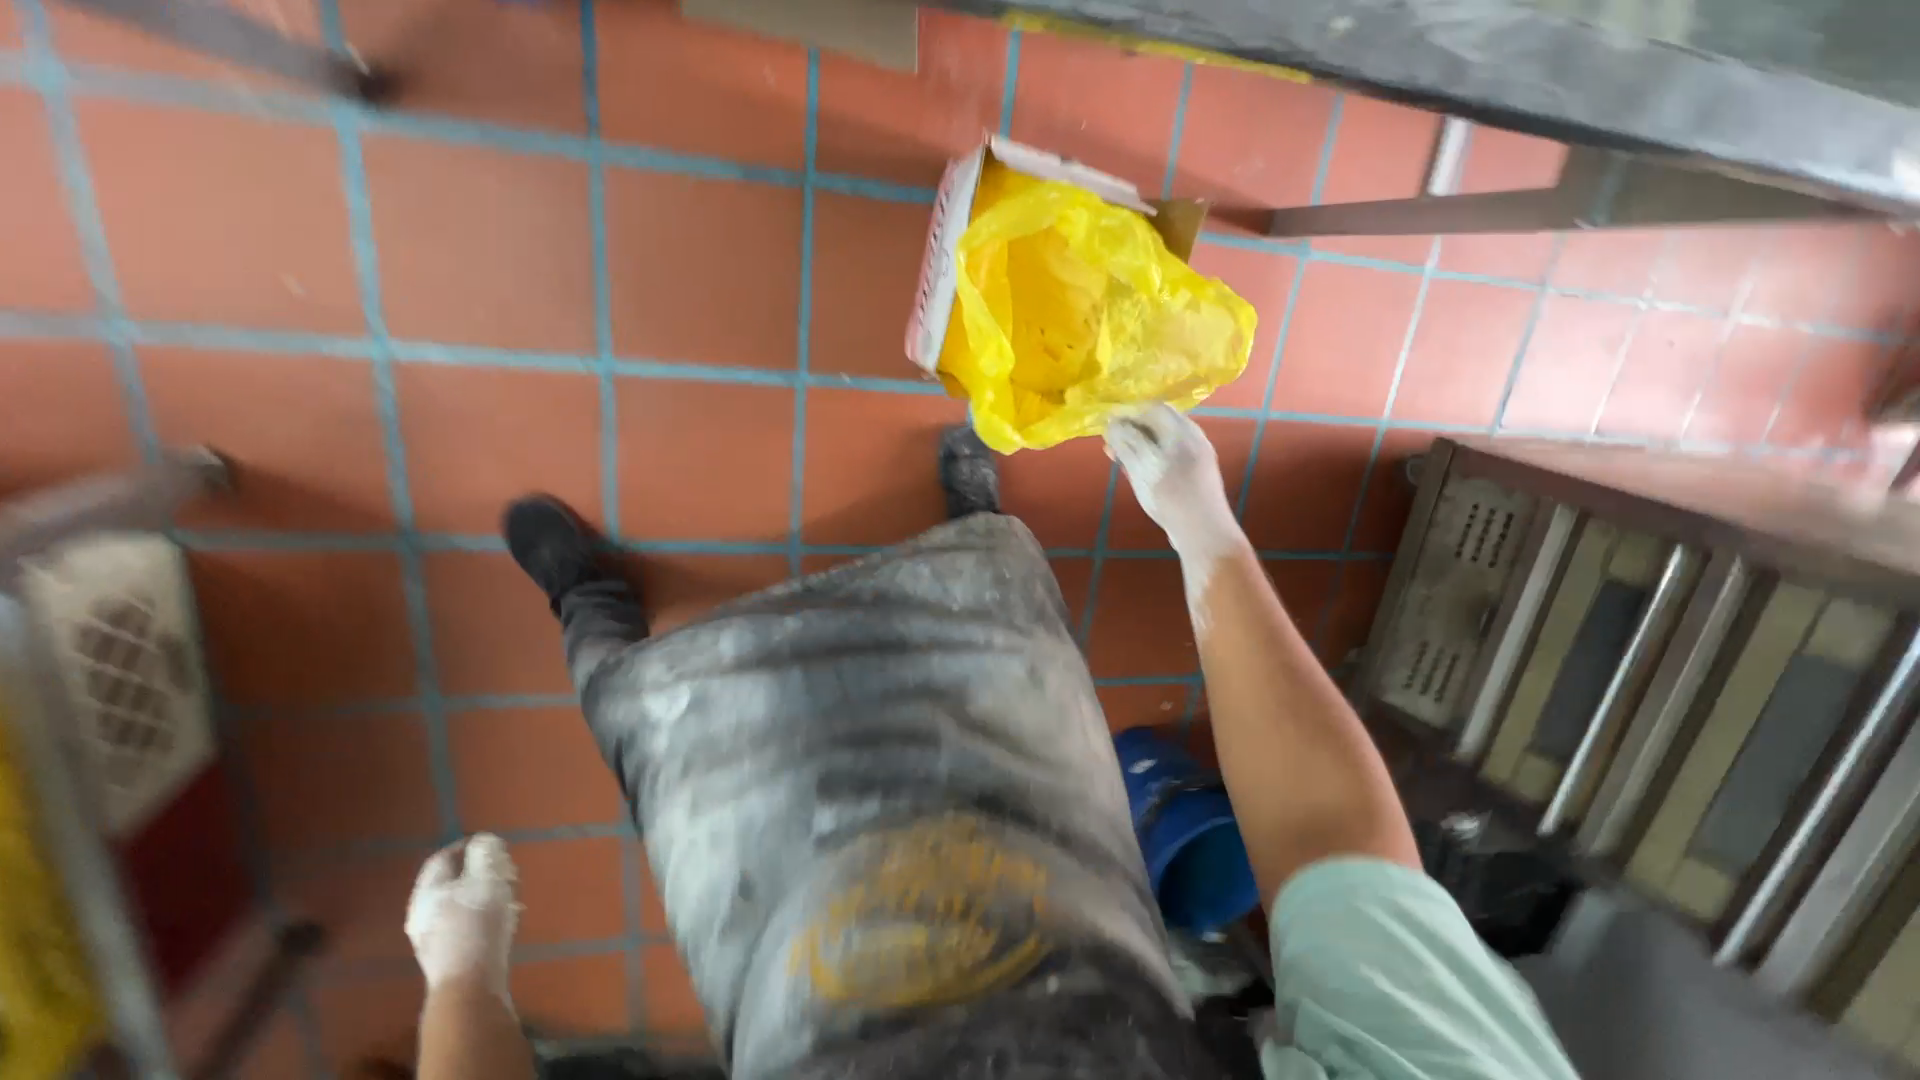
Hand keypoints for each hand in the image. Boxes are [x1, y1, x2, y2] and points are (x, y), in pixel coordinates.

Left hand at [406, 833, 520, 998]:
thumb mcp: (486, 879)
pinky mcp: (448, 955)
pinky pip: (466, 923)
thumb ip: (486, 853)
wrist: (469, 986)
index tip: (495, 846)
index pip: (443, 858)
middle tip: (508, 872)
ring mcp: (433, 938)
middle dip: (483, 871)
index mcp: (428, 893)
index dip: (469, 846)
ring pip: (462, 903)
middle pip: (453, 881)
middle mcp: (423, 914)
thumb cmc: (477, 925)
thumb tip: (484, 840)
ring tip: (512, 897)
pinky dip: (485, 914)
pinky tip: (505, 921)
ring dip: (487, 893)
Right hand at [1104, 404, 1242, 564]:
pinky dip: (1149, 457)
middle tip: (1110, 442)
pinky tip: (1136, 471)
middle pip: (1158, 423)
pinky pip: (1168, 456)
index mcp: (1182, 431)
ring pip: (1162, 441)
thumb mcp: (1143, 467)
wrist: (1204, 532)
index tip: (1107, 423)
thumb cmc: (1171, 496)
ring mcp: (1196, 456)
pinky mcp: (1195, 474)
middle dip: (1131, 429)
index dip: (1128, 412)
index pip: (1152, 408)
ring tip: (1118, 457)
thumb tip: (1112, 423)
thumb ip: (1127, 442)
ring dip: (1138, 444)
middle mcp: (1192, 438)